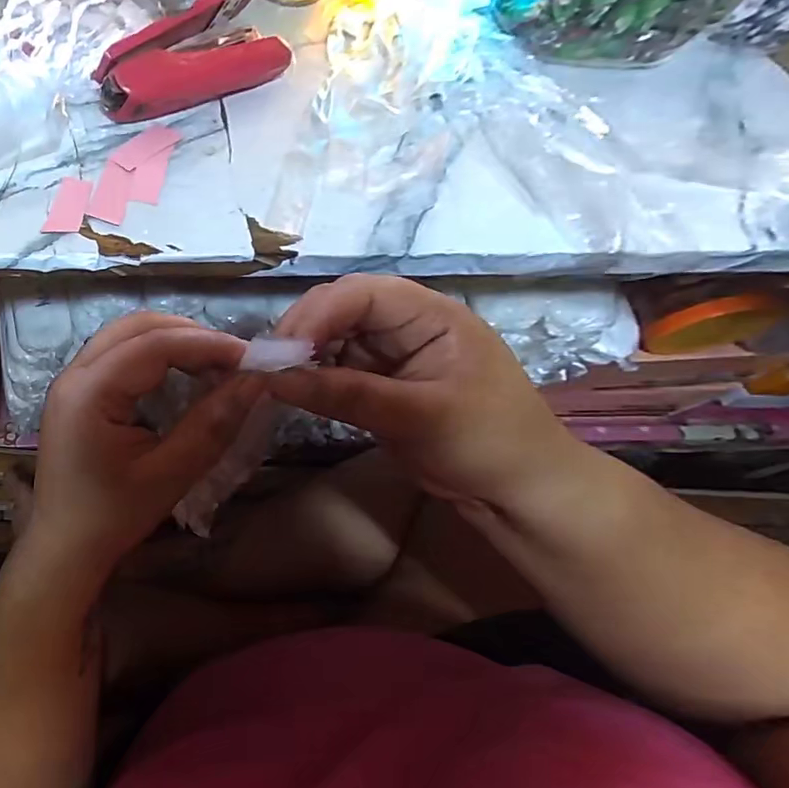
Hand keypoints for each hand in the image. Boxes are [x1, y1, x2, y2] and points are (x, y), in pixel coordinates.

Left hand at [25, 312, 257, 569]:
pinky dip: (151, 356)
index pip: (153, 344)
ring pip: (124, 336)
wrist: (64, 546)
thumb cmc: (113, 517)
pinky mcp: (74, 393)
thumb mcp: (170, 474)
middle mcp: (73, 375)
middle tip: (233, 359)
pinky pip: (115, 355)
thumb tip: (256, 382)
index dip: (206, 344)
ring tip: (212, 365)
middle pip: (135, 327)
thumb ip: (212, 423)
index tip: (251, 357)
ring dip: (170, 341)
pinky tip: (179, 376)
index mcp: (89, 392)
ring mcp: (69, 382)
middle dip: (188, 335)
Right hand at [266, 275, 582, 505]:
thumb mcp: (416, 417)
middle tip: (269, 368)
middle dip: (302, 332)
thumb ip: (344, 394)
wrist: (519, 493)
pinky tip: (292, 390)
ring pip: (330, 336)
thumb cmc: (487, 445)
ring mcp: (390, 352)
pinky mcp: (377, 380)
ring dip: (300, 354)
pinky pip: (332, 367)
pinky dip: (309, 376)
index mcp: (431, 316)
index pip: (362, 294)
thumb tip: (272, 379)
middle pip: (339, 307)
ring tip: (274, 380)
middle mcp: (406, 324)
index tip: (283, 352)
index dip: (318, 314)